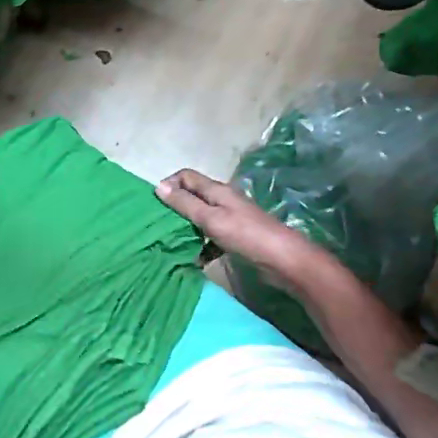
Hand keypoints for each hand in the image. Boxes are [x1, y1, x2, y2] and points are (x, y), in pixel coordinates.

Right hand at [156, 169, 324, 286]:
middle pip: (193, 196)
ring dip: (187, 229)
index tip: (155, 203)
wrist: (283, 259)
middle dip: (175, 208)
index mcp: (216, 190)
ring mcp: (230, 218)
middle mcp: (222, 200)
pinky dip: (202, 246)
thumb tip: (159, 186)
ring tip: (172, 244)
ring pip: (201, 218)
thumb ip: (186, 203)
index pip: (187, 176)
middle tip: (159, 226)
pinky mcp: (235, 237)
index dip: (170, 184)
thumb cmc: (245, 235)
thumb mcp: (211, 218)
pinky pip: (212, 237)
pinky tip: (196, 261)